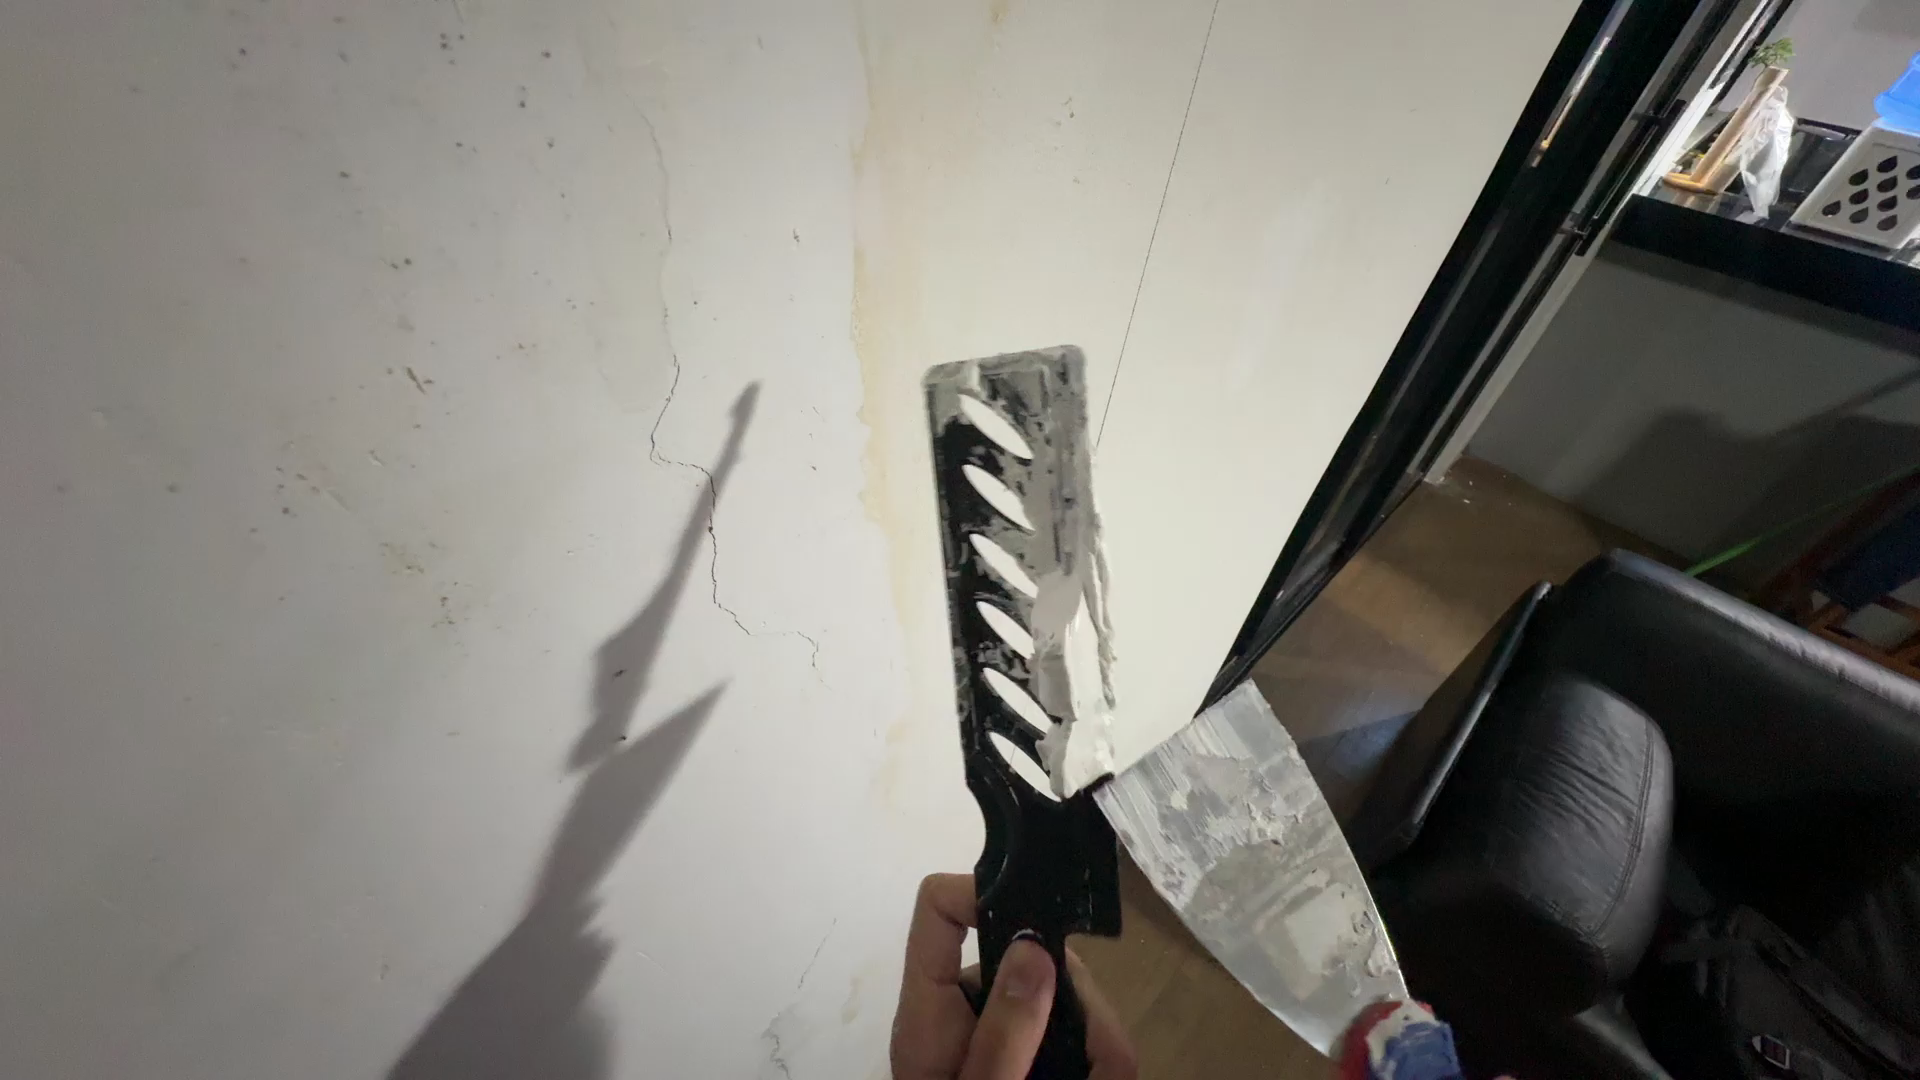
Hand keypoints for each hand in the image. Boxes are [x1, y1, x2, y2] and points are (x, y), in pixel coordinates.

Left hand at [891, 873, 1136, 1079]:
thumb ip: (1004, 1035)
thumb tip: (1034, 949)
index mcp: (930, 1007)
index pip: (938, 907)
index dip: (980, 891)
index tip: (1039, 932)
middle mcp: (965, 1002)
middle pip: (1023, 944)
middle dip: (1073, 990)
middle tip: (1094, 1053)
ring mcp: (1003, 1023)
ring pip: (1065, 984)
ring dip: (1098, 1035)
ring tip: (1101, 1075)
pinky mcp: (1035, 1044)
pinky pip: (1083, 1024)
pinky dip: (1103, 1055)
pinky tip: (1102, 1076)